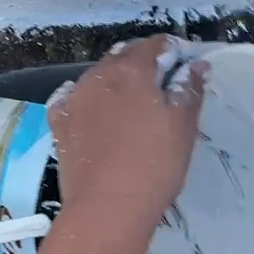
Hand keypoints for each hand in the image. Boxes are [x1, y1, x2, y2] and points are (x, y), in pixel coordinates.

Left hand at [46, 36, 206, 235]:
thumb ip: (189, 89)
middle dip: (143, 61)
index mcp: (132, 71)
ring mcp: (74, 98)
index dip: (172, 50)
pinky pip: (71, 98)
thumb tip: (194, 64)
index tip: (184, 63)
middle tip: (161, 82)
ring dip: (115, 79)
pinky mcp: (58, 121)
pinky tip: (94, 111)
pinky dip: (86, 98)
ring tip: (131, 100)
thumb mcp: (183, 127)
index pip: (155, 45)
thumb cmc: (154, 166)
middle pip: (123, 56)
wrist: (106, 207)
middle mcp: (98, 76)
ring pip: (97, 75)